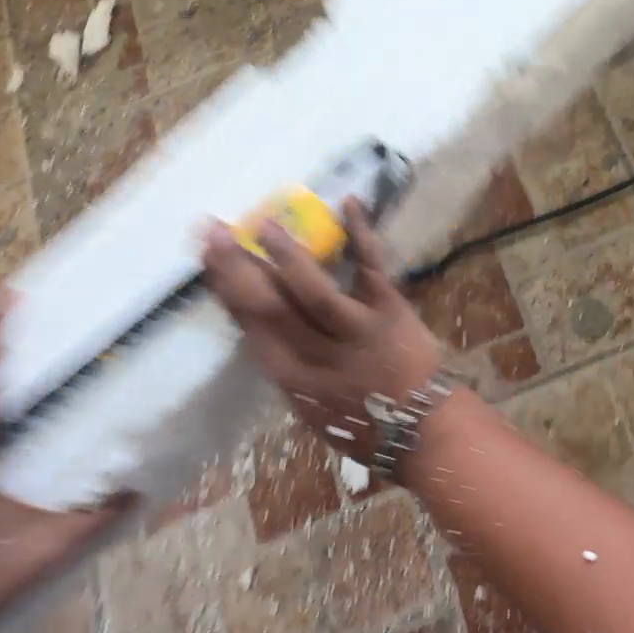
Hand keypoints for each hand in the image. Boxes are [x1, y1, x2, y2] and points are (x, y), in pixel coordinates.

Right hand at [202, 201, 443, 460]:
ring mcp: (356, 330)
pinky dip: (361, 233)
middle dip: (238, 266)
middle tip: (213, 230)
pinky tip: (348, 202)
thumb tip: (263, 321)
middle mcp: (317, 354)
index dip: (226, 289)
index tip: (208, 257)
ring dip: (286, 255)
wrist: (425, 430)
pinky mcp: (390, 311)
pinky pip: (372, 267)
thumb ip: (288, 363)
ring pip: (314, 290)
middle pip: (269, 305)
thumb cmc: (363, 422)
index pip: (251, 327)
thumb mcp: (310, 404)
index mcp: (292, 378)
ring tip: (263, 223)